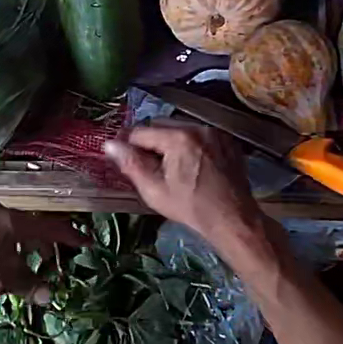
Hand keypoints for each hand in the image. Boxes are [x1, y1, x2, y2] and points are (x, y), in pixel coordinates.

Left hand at [0, 200, 86, 312]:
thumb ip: (27, 284)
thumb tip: (50, 293)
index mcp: (10, 218)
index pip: (50, 226)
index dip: (70, 237)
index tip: (88, 244)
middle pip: (29, 227)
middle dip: (44, 247)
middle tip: (55, 265)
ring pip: (8, 233)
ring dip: (21, 252)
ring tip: (26, 274)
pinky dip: (2, 253)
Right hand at [102, 120, 267, 248]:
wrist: (233, 219)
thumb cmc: (191, 207)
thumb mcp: (154, 190)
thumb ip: (130, 164)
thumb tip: (110, 144)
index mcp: (178, 137)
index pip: (140, 131)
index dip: (127, 143)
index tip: (121, 154)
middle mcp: (197, 127)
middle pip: (161, 124)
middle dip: (149, 141)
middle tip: (146, 164)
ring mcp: (215, 132)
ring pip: (180, 128)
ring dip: (169, 141)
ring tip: (168, 165)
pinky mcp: (227, 140)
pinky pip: (199, 134)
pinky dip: (190, 144)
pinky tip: (190, 165)